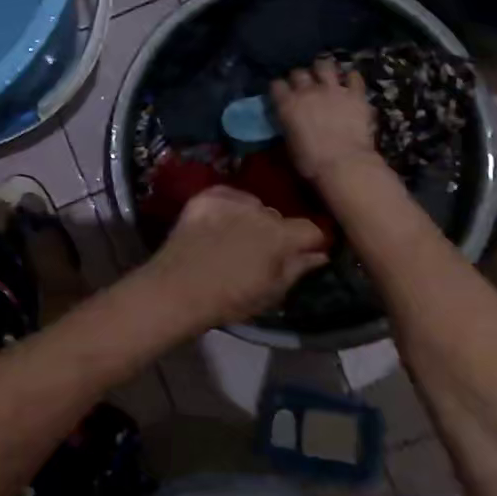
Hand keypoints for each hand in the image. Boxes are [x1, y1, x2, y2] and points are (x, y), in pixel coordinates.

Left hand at [133, 186, 328, 334]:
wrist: (176, 290)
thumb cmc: (229, 300)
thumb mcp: (272, 292)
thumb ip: (299, 268)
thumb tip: (320, 253)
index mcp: (279, 235)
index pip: (311, 229)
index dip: (312, 241)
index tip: (307, 251)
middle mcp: (257, 210)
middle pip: (278, 217)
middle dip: (277, 232)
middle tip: (263, 253)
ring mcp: (228, 201)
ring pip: (253, 205)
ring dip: (252, 218)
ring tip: (237, 239)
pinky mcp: (204, 198)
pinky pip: (227, 196)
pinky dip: (228, 207)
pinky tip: (220, 224)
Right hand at [270, 56, 381, 184]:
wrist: (344, 163)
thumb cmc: (311, 162)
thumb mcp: (290, 144)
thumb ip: (289, 125)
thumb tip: (291, 121)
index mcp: (287, 105)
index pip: (276, 85)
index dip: (279, 88)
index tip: (281, 94)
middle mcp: (307, 91)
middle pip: (298, 72)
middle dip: (299, 77)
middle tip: (303, 85)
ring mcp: (332, 90)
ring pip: (324, 65)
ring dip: (323, 68)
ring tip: (325, 75)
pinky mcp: (355, 94)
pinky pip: (354, 77)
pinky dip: (351, 78)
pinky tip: (350, 82)